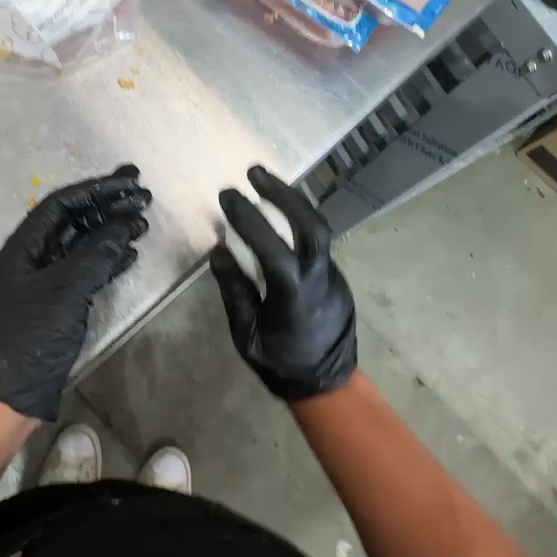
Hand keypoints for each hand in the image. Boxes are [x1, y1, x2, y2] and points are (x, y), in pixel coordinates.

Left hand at [0, 165, 152, 420]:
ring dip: (110, 232)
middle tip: (142, 197)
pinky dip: (107, 260)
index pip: (62, 204)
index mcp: (24, 246)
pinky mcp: (57, 302)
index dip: (96, 189)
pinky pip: (85, 269)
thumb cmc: (30, 337)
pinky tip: (129, 255)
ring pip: (81, 244)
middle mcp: (33, 257)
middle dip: (107, 207)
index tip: (129, 182)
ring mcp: (45, 280)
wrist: (9, 394)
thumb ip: (95, 255)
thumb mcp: (65, 291)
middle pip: (73, 220)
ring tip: (142, 224)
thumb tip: (123, 225)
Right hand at [211, 166, 356, 400]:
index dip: (252, 221)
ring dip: (293, 201)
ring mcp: (334, 276)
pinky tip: (281, 213)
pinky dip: (299, 220)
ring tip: (265, 183)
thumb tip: (219, 251)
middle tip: (254, 172)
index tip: (228, 197)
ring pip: (320, 229)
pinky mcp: (336, 275)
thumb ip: (235, 293)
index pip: (274, 251)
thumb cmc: (280, 364)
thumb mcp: (247, 336)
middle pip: (312, 226)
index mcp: (296, 298)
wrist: (327, 384)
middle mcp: (321, 280)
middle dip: (283, 194)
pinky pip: (318, 241)